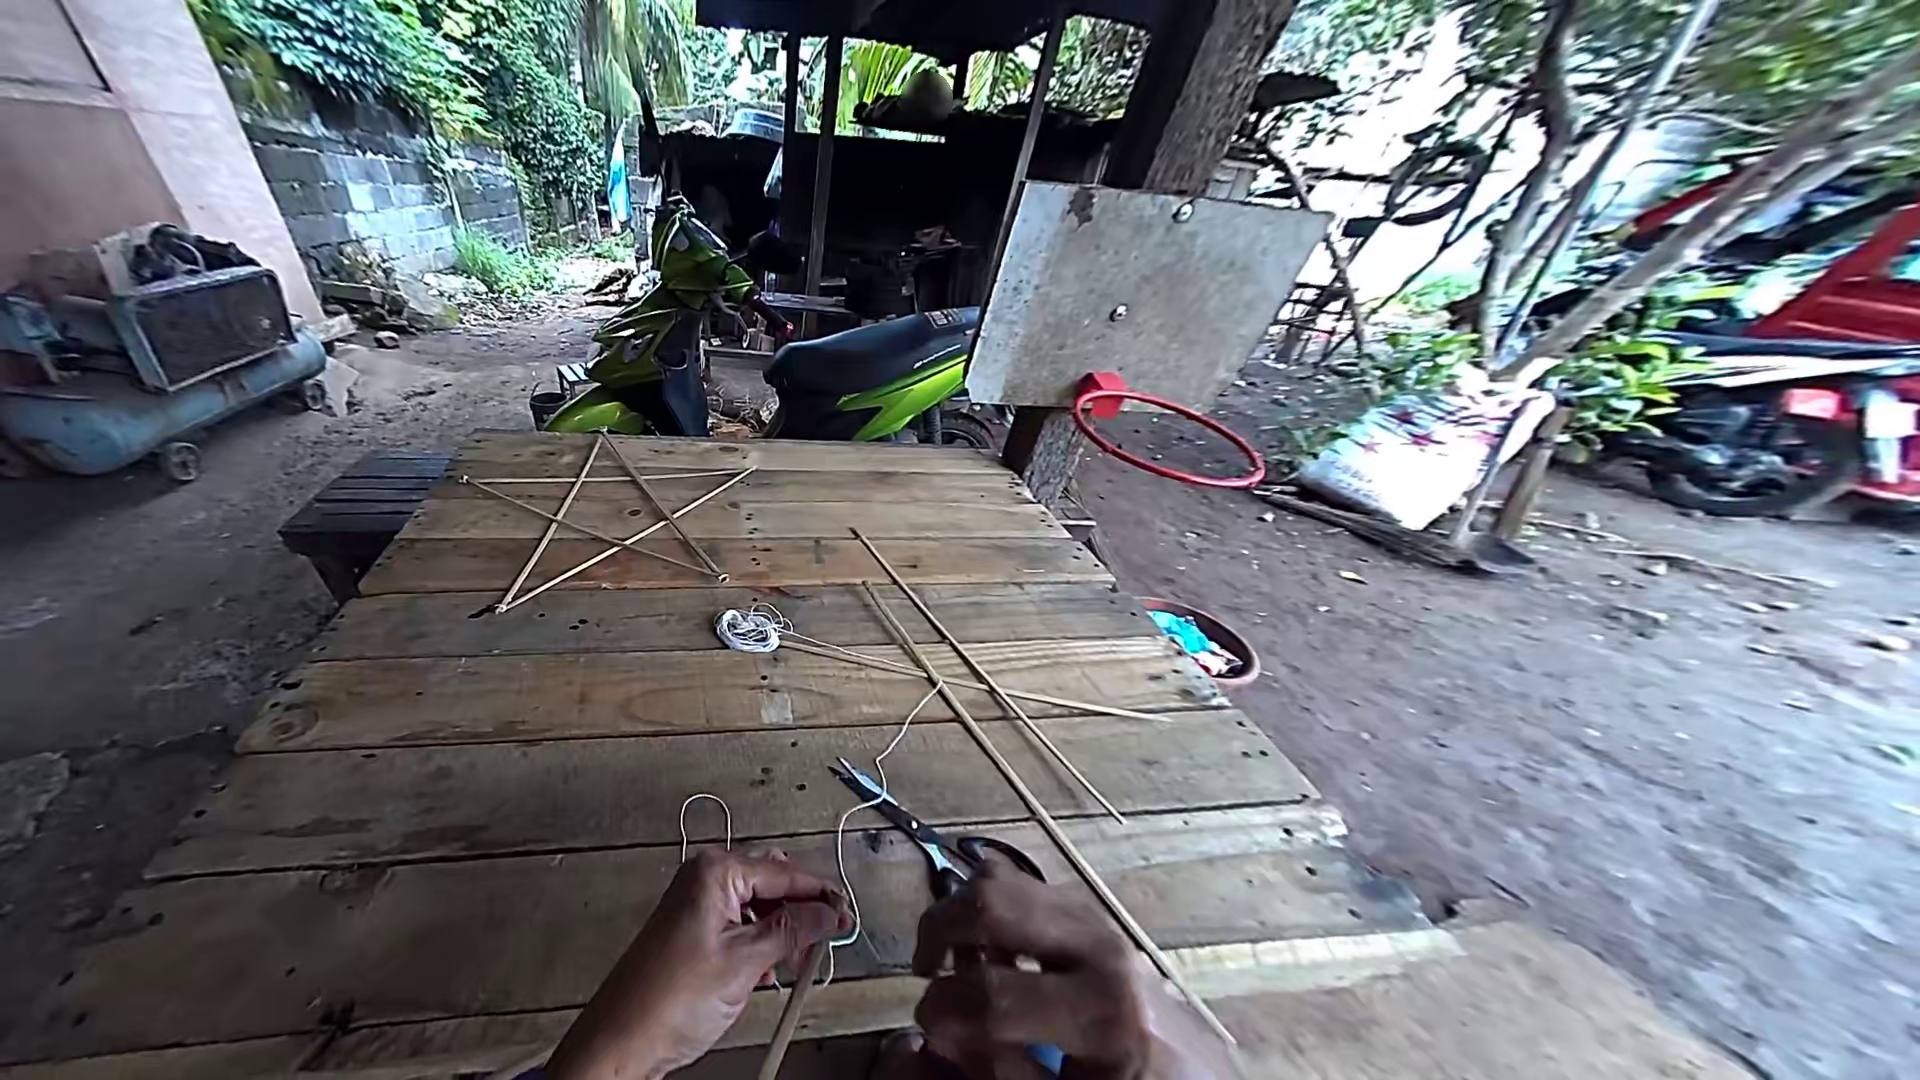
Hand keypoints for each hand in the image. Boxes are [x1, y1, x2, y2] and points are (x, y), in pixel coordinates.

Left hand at [545, 849, 846, 1079]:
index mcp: (716, 871)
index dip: (820, 894)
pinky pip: (741, 919)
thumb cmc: (666, 1003)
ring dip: (782, 927)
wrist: (614, 1050)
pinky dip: (761, 938)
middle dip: (800, 908)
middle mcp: (706, 876)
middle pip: (773, 880)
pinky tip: (770, 966)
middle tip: (826, 934)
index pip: (785, 872)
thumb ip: (793, 930)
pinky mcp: (693, 926)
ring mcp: (697, 900)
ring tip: (798, 958)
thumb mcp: (745, 962)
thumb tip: (828, 913)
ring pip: (759, 902)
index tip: (845, 912)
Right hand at [910, 867, 1239, 1079]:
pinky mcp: (1082, 905)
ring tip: (953, 956)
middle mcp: (1097, 945)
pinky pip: (1017, 882)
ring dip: (960, 911)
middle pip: (994, 903)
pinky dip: (984, 905)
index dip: (944, 1012)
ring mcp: (1091, 915)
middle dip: (940, 929)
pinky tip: (985, 946)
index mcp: (1101, 1013)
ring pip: (1000, 879)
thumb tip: (933, 1027)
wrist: (1191, 1066)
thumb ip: (996, 1068)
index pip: (995, 995)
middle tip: (926, 968)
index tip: (927, 1026)